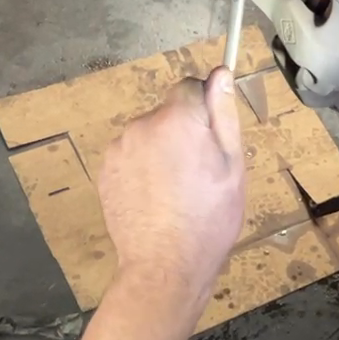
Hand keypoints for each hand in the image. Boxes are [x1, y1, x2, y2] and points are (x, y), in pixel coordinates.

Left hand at [97, 69, 246, 327]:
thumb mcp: (232, 167)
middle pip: (168, 114)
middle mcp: (142, 125)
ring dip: (163, 152)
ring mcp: (119, 149)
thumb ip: (224, 115)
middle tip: (202, 175)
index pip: (191, 86)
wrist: (165, 266)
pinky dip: (144, 171)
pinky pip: (131, 158)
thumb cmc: (209, 219)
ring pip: (149, 137)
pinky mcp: (106, 172)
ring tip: (178, 193)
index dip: (206, 109)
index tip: (214, 139)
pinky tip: (157, 201)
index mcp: (178, 119)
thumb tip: (222, 73)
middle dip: (185, 133)